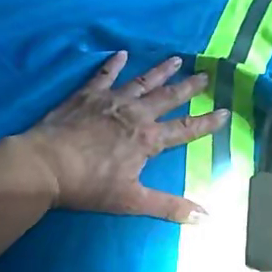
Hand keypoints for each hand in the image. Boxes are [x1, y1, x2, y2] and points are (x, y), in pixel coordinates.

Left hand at [14, 52, 228, 222]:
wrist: (47, 165)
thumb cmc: (89, 185)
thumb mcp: (131, 201)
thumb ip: (169, 207)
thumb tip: (205, 217)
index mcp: (147, 140)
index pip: (184, 130)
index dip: (206, 123)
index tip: (225, 112)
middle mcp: (134, 114)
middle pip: (167, 98)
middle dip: (188, 88)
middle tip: (205, 75)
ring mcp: (109, 101)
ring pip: (141, 82)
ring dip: (159, 71)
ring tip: (176, 59)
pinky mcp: (86, 96)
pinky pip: (103, 75)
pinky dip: (113, 64)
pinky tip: (121, 54)